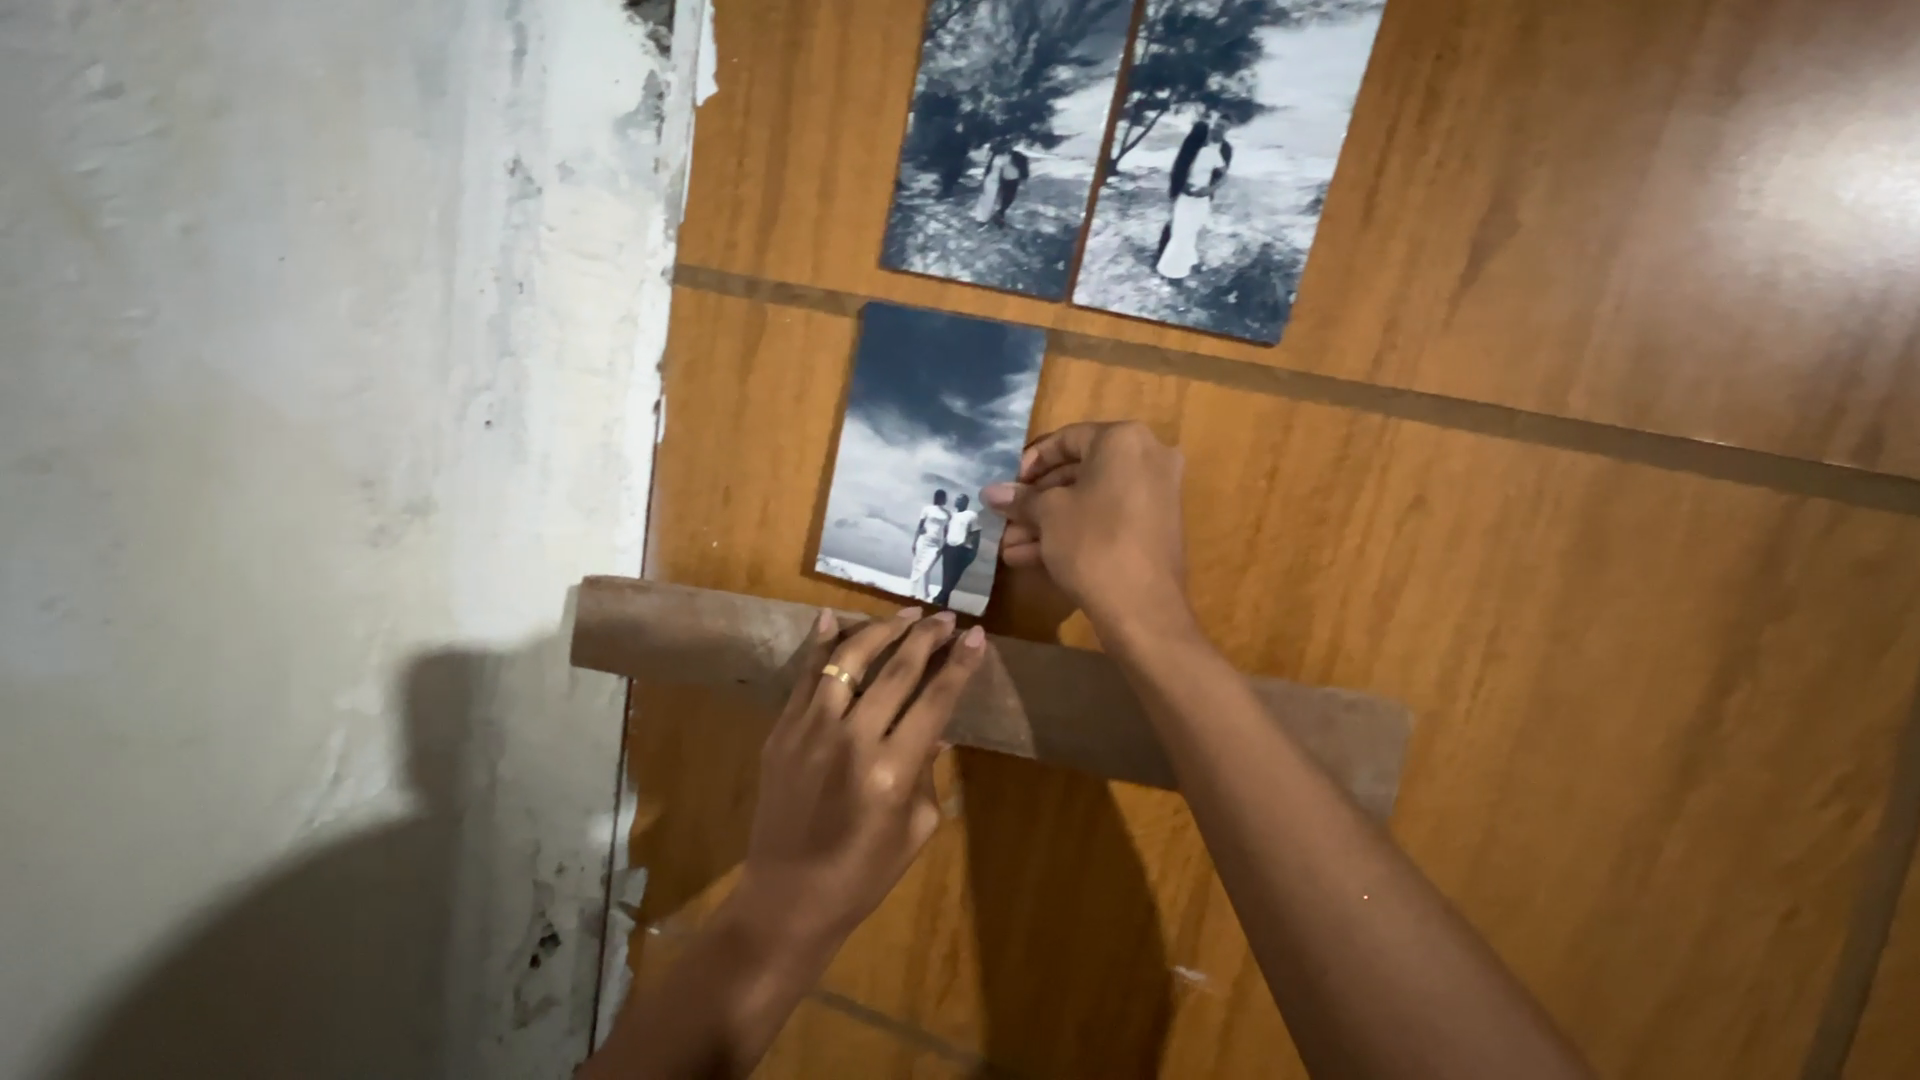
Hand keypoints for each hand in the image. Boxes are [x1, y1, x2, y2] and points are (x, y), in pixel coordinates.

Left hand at [732, 606, 985, 952]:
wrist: (788, 898)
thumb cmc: (863, 875)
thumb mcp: (916, 830)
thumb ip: (929, 771)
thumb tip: (937, 726)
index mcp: (893, 772)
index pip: (935, 701)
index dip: (959, 665)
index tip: (976, 634)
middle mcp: (852, 741)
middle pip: (896, 672)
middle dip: (926, 637)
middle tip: (945, 616)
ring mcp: (810, 732)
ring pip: (848, 662)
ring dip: (880, 630)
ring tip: (905, 614)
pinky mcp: (781, 732)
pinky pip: (805, 677)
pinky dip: (821, 645)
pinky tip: (834, 618)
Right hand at [982, 421, 1189, 628]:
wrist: (1142, 607)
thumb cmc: (1093, 543)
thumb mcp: (1049, 515)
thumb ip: (1021, 498)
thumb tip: (992, 492)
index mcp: (1124, 440)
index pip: (1067, 439)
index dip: (1031, 462)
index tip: (1008, 485)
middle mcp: (1148, 458)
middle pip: (1079, 472)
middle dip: (1037, 500)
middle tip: (1006, 518)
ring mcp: (1155, 496)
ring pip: (1090, 501)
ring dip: (1048, 522)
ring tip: (1009, 546)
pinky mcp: (1153, 529)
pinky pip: (1107, 520)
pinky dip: (1073, 532)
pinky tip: (1029, 558)